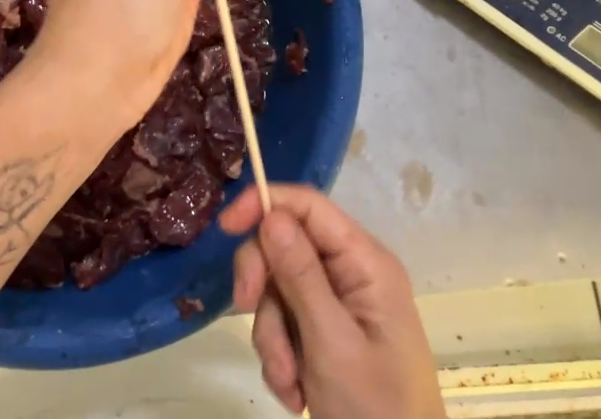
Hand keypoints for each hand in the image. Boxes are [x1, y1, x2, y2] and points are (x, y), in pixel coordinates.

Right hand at [220, 185, 445, 418]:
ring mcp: (337, 307)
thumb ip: (300, 275)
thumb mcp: (332, 343)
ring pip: (276, 291)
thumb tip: (271, 213)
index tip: (224, 228)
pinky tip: (295, 393)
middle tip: (244, 312)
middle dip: (262, 285)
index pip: (308, 206)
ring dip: (271, 336)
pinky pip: (281, 325)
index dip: (264, 204)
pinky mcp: (324, 337)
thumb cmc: (376, 412)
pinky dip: (279, 358)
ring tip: (289, 382)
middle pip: (284, 246)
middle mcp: (351, 276)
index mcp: (365, 264)